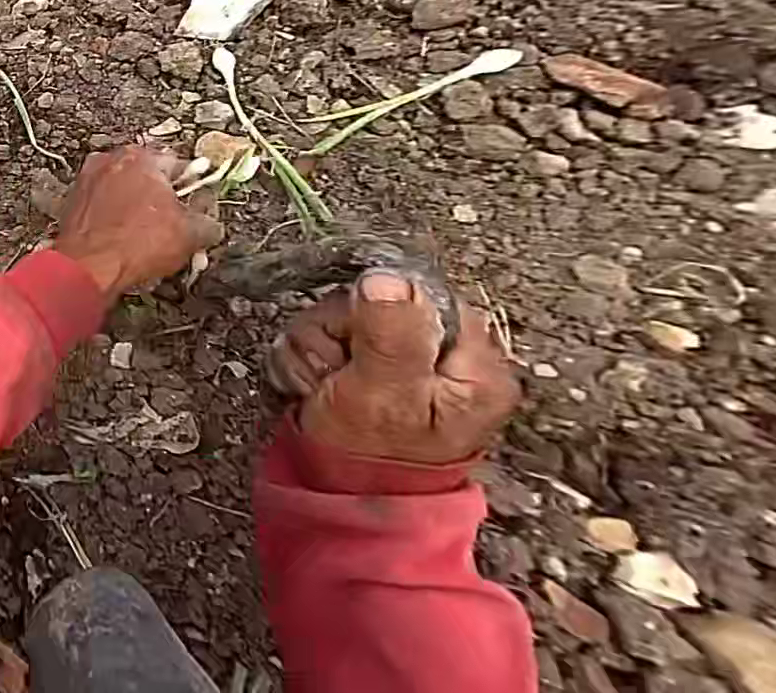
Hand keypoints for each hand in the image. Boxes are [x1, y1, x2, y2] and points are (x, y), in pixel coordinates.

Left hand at [52, 146, 222, 297]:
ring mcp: (87, 182)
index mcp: (141, 157)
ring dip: (137, 213)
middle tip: (174, 228)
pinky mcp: (71, 205)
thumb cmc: (135, 244)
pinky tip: (124, 245)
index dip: (193, 189)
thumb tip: (210, 223)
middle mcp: (110, 161)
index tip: (197, 207)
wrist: (87, 268)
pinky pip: (103, 211)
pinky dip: (114, 224)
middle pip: (148, 179)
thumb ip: (207, 220)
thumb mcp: (190, 234)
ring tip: (148, 242)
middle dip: (162, 203)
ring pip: (123, 195)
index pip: (179, 165)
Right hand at [273, 272, 517, 464]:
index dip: (384, 308)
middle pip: (372, 300)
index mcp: (470, 363)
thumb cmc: (370, 456)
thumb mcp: (387, 394)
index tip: (366, 341)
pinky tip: (315, 387)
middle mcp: (434, 354)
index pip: (423, 294)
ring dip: (316, 348)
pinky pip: (316, 333)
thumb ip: (393, 335)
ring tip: (324, 387)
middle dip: (339, 333)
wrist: (332, 497)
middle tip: (341, 373)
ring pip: (336, 314)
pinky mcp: (355, 361)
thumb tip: (387, 278)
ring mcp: (391, 356)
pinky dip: (306, 359)